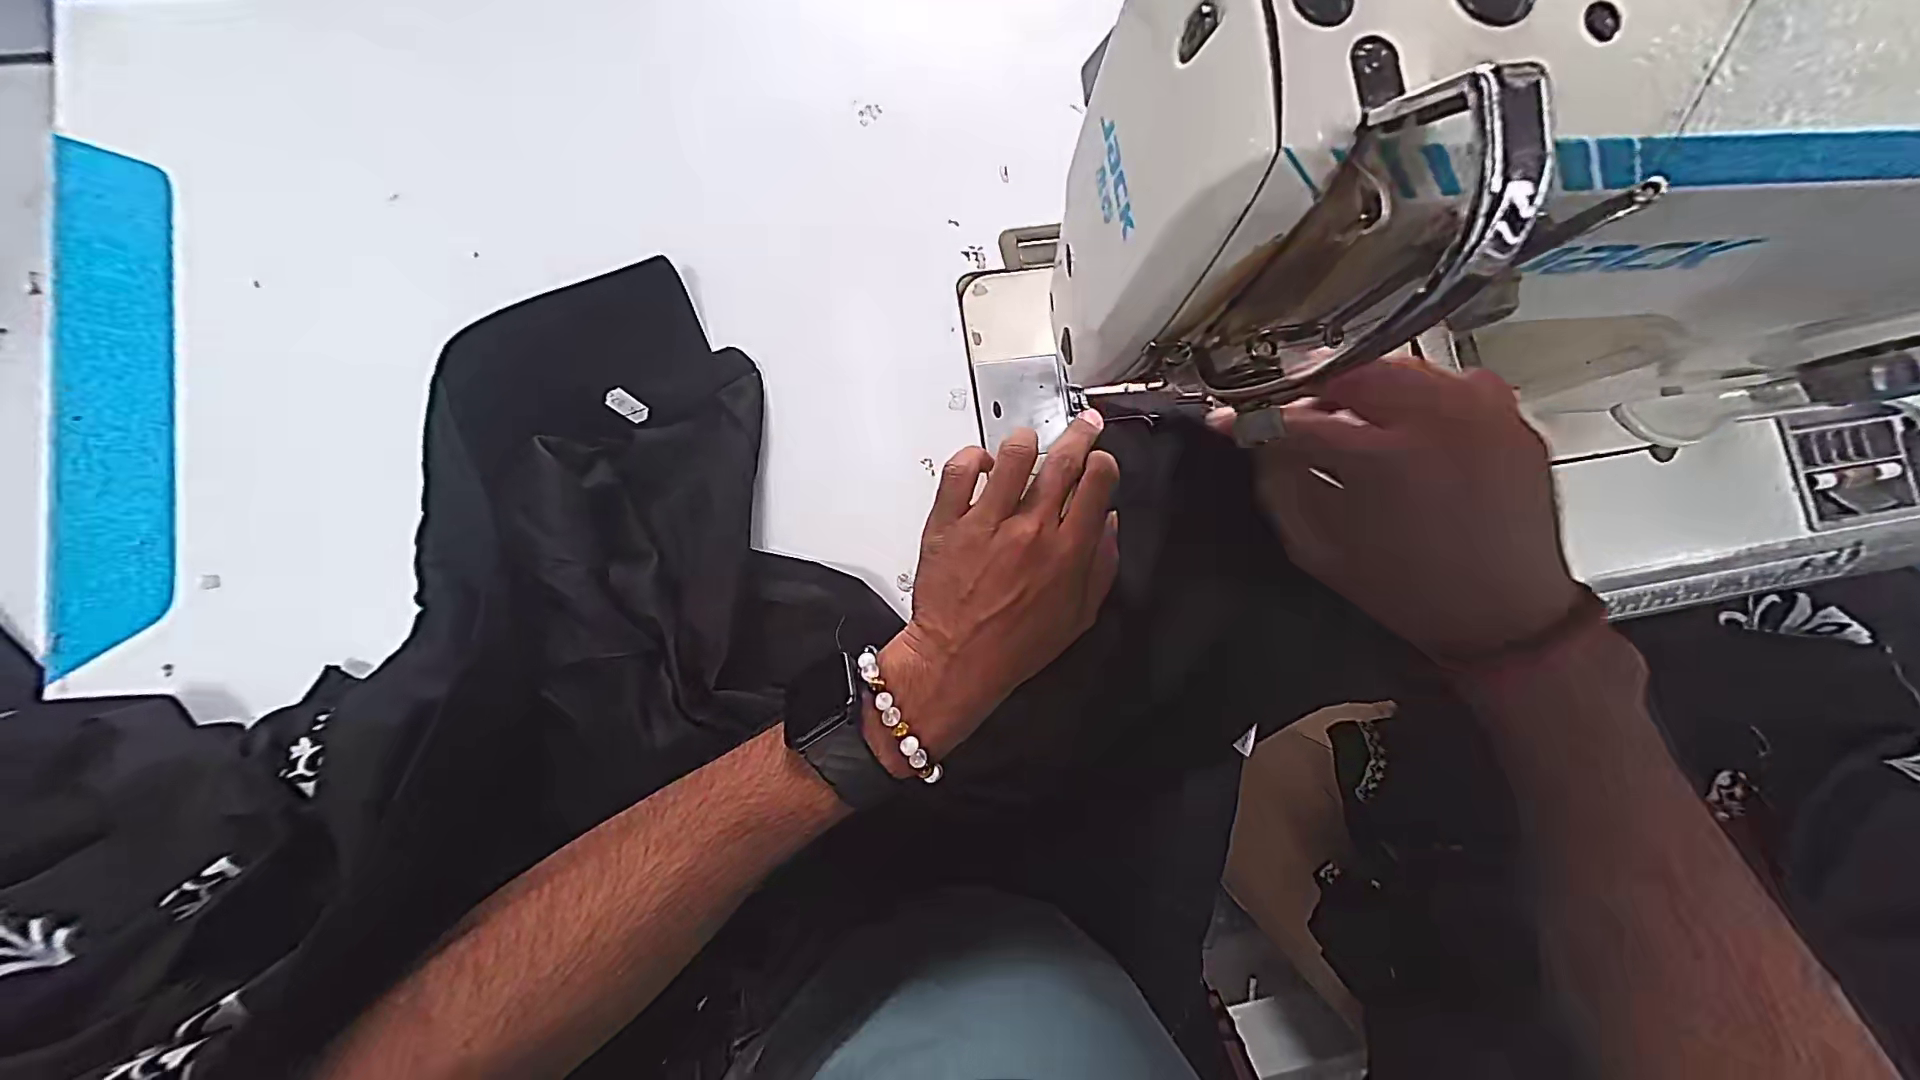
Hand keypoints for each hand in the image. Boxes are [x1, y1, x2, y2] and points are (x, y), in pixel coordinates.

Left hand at [869, 412, 1120, 769]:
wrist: (957, 660)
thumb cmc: (1014, 644)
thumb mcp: (1077, 616)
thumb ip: (1100, 566)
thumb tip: (1107, 524)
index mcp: (1067, 552)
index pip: (1096, 482)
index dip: (1103, 461)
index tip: (1099, 459)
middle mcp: (1030, 531)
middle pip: (1063, 460)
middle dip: (1079, 434)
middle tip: (1082, 426)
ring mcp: (987, 523)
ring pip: (1014, 454)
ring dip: (1027, 442)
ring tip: (1028, 444)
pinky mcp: (949, 522)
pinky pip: (960, 470)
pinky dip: (973, 457)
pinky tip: (982, 463)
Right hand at [1208, 357, 1582, 661]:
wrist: (1503, 613)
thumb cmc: (1412, 590)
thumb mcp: (1316, 547)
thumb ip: (1279, 485)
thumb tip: (1262, 444)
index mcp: (1382, 458)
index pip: (1296, 417)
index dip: (1253, 418)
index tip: (1236, 421)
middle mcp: (1437, 423)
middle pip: (1349, 372)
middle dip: (1309, 392)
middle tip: (1291, 414)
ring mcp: (1480, 415)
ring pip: (1399, 366)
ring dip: (1359, 388)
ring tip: (1344, 421)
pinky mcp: (1509, 419)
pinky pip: (1448, 382)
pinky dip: (1414, 395)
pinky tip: (1400, 427)